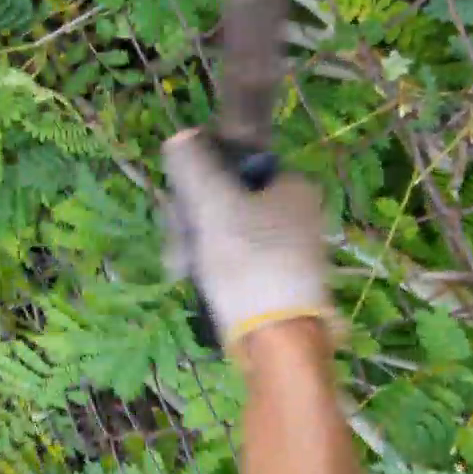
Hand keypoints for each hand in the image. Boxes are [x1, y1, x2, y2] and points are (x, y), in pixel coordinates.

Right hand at [162, 129, 331, 352]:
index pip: (233, 162)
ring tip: (180, 264)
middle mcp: (295, 209)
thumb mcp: (215, 205)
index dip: (198, 177)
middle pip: (224, 195)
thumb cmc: (249, 262)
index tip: (178, 203)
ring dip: (194, 240)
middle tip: (178, 240)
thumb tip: (180, 135)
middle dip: (191, 217)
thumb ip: (194, 166)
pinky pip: (233, 250)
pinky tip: (191, 273)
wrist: (277, 337)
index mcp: (293, 185)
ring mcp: (286, 242)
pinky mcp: (274, 271)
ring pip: (223, 225)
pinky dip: (210, 258)